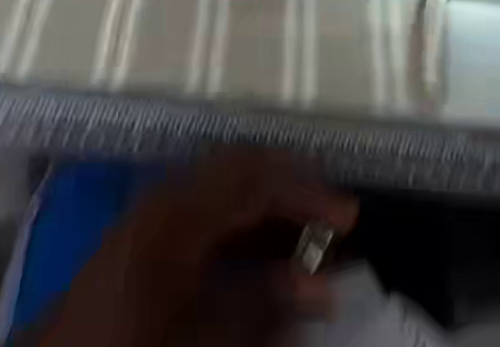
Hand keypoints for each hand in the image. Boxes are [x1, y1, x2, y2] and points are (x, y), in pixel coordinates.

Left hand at [34, 151, 359, 346]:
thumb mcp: (203, 337)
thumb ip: (263, 305)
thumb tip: (323, 288)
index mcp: (179, 212)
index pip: (255, 181)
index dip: (306, 193)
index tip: (350, 217)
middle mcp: (168, 196)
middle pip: (242, 169)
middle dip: (291, 188)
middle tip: (335, 218)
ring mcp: (156, 210)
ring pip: (226, 187)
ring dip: (268, 206)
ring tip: (310, 238)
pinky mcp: (150, 231)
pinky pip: (208, 210)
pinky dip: (243, 225)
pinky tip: (266, 254)